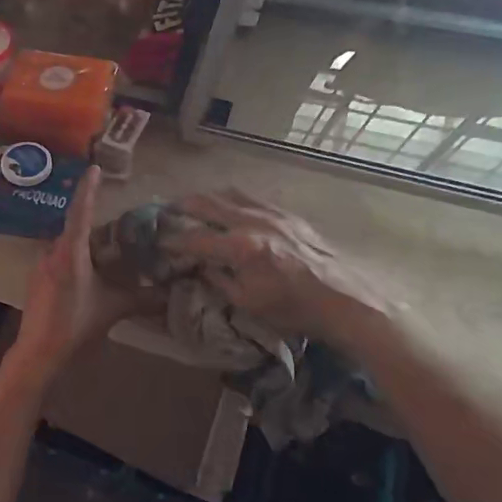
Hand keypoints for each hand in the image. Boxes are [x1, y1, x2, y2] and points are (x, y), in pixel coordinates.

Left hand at [9, 167, 137, 377]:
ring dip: (84, 245)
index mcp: (70, 253)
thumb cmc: (75, 325)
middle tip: (118, 225)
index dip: (88, 190)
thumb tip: (171, 293)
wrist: (38, 351)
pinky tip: (89, 274)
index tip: (93, 168)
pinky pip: (58, 260)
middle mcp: (52, 253)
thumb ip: (142, 298)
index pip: (80, 213)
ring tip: (107, 251)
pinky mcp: (37, 280)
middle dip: (93, 223)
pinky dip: (75, 260)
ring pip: (66, 246)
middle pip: (74, 229)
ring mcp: (41, 266)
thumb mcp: (113, 309)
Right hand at [166, 189, 392, 346]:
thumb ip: (216, 278)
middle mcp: (253, 222)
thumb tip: (198, 265)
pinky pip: (250, 198)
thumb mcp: (244, 300)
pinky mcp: (288, 214)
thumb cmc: (291, 307)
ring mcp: (272, 214)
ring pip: (228, 194)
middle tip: (165, 213)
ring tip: (191, 206)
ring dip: (205, 199)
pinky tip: (227, 210)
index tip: (157, 242)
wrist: (344, 300)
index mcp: (240, 247)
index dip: (171, 240)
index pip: (193, 238)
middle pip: (206, 203)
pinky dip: (230, 201)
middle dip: (181, 208)